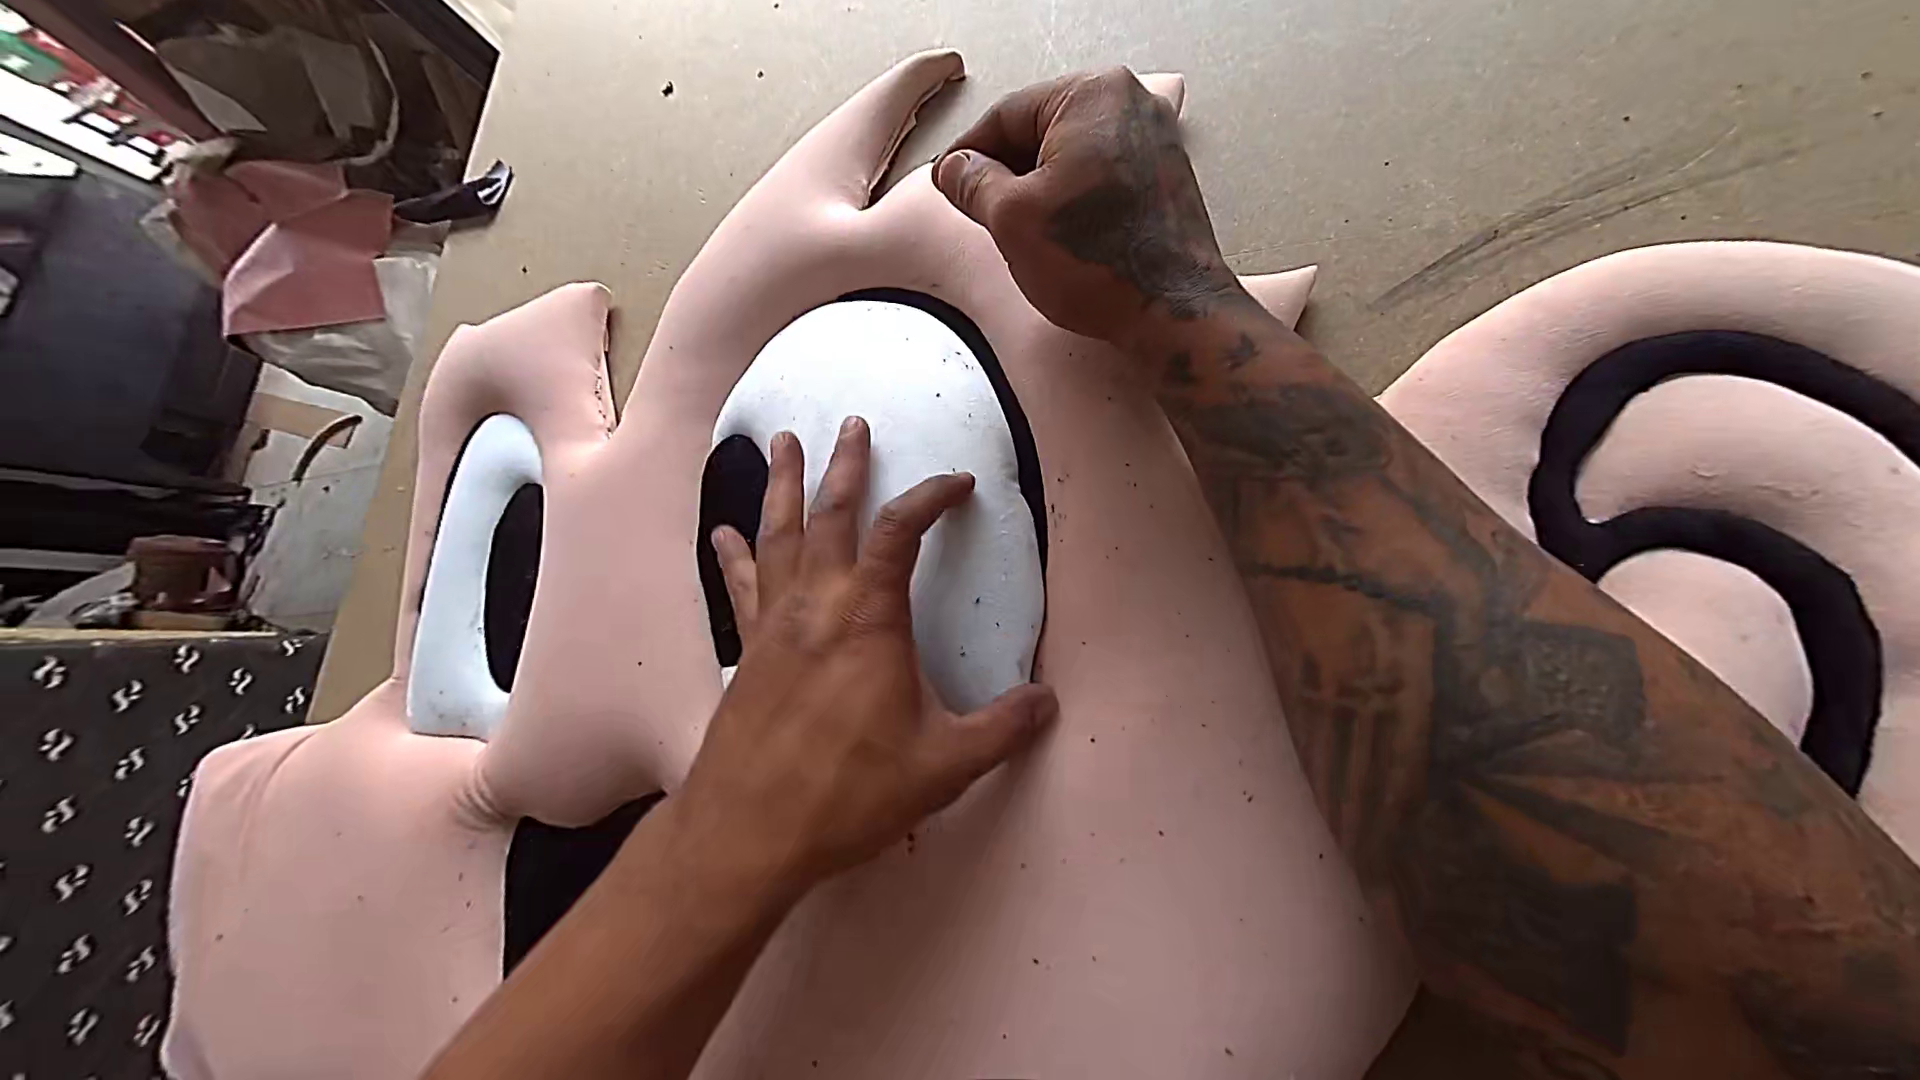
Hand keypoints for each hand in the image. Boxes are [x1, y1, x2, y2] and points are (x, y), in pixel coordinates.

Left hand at [684, 416, 1058, 891]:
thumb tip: (1049, 703)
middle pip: (830, 514)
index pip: (902, 531)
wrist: (746, 834)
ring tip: (784, 444)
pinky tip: (724, 532)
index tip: (957, 484)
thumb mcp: (943, 766)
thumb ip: (1002, 729)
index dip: (932, 497)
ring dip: (784, 486)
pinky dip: (735, 552)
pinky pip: (741, 584)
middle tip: (851, 424)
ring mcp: (774, 623)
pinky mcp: (748, 649)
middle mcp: (817, 604)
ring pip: (778, 535)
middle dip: (845, 465)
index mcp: (868, 618)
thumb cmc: (847, 795)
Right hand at [933, 67, 1246, 348]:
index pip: (1006, 115)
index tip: (951, 179)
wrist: (1168, 312)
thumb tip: (955, 170)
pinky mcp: (1160, 180)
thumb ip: (973, 185)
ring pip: (1068, 160)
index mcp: (1092, 96)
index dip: (968, 154)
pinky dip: (1070, 204)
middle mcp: (1129, 107)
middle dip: (1005, 177)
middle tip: (982, 212)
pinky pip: (1097, 180)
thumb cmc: (1106, 268)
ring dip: (1038, 194)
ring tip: (1026, 236)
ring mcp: (1151, 143)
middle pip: (1039, 134)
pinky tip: (1061, 239)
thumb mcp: (1012, 221)